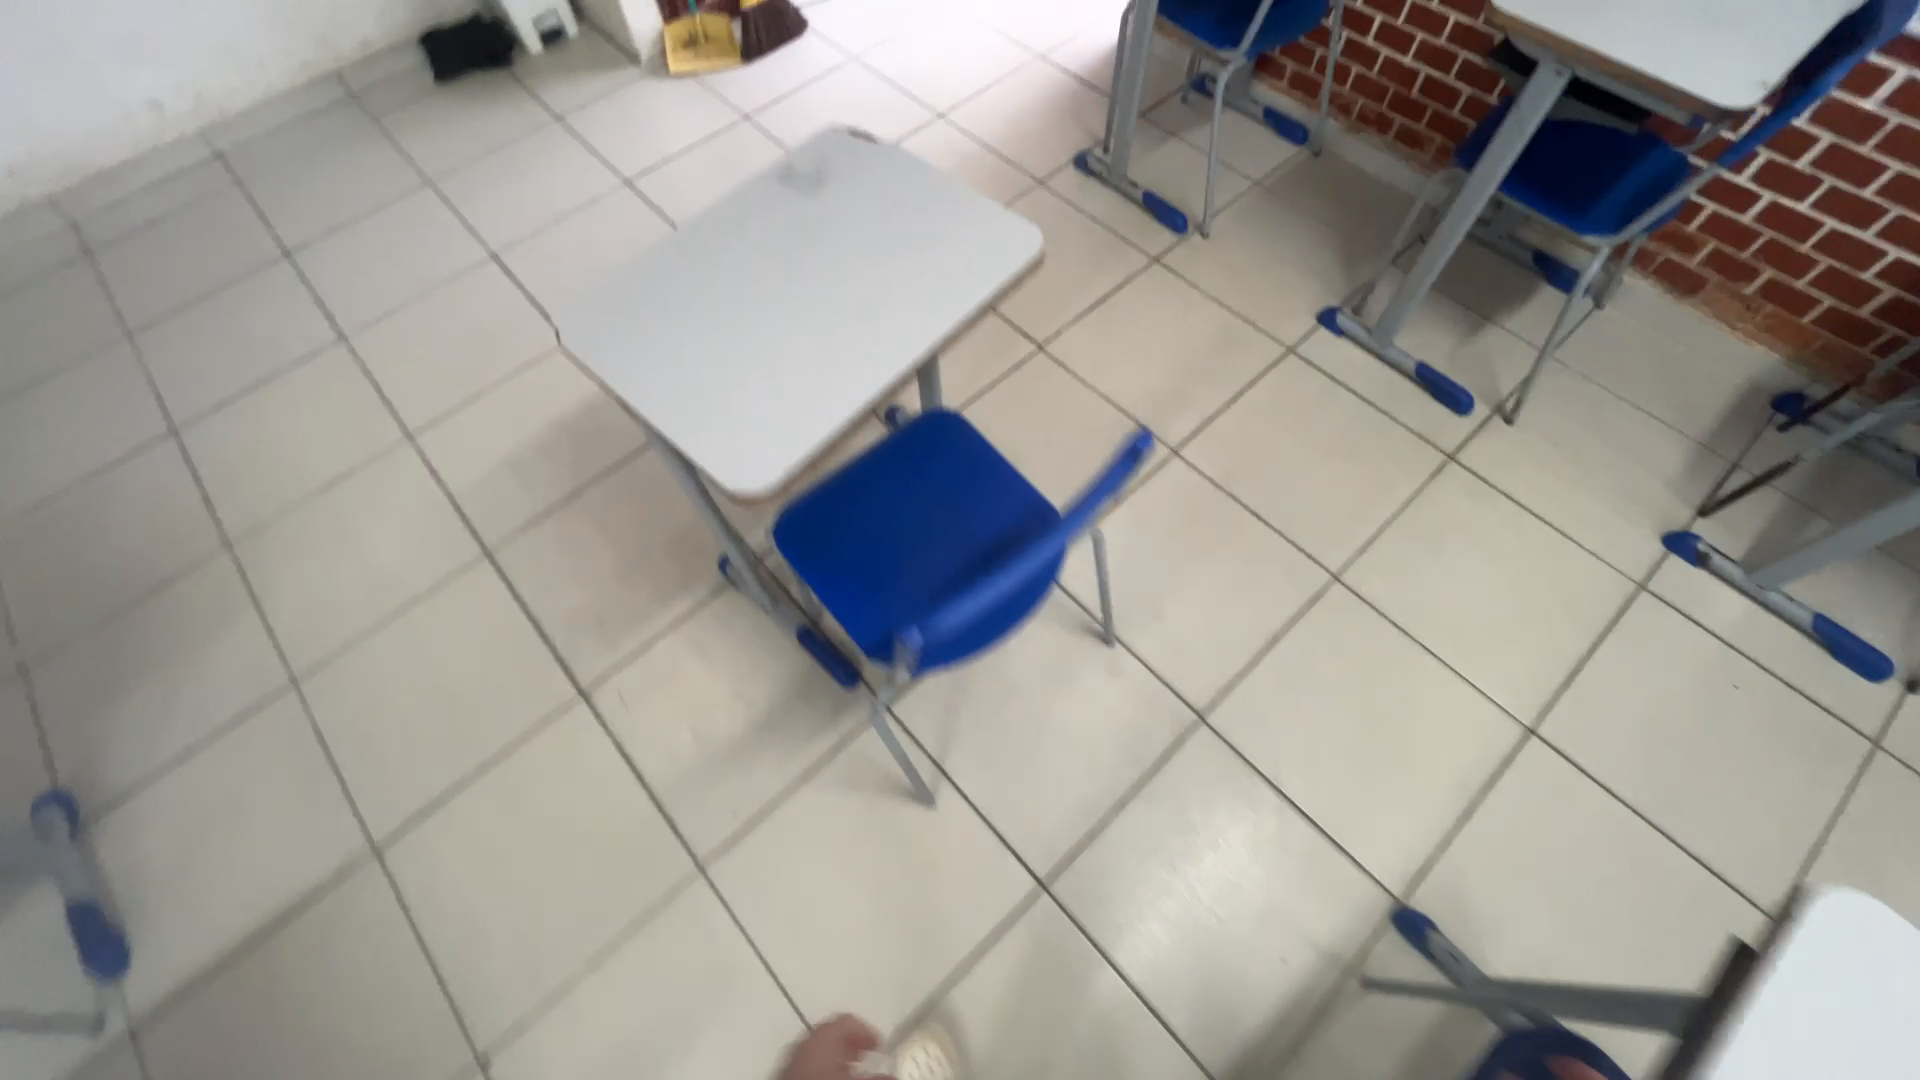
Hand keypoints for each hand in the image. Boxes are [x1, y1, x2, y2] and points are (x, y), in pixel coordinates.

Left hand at [780, 1014, 885, 1079]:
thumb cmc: (826, 1078)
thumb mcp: (855, 1077)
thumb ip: (876, 1074)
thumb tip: (893, 1074)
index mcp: (824, 1034)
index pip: (848, 1020)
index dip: (867, 1030)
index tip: (879, 1045)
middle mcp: (806, 1037)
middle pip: (832, 1031)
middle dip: (851, 1042)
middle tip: (867, 1055)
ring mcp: (792, 1054)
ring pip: (818, 1046)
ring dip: (836, 1054)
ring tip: (850, 1069)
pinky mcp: (784, 1070)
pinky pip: (807, 1059)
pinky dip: (821, 1063)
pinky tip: (830, 1075)